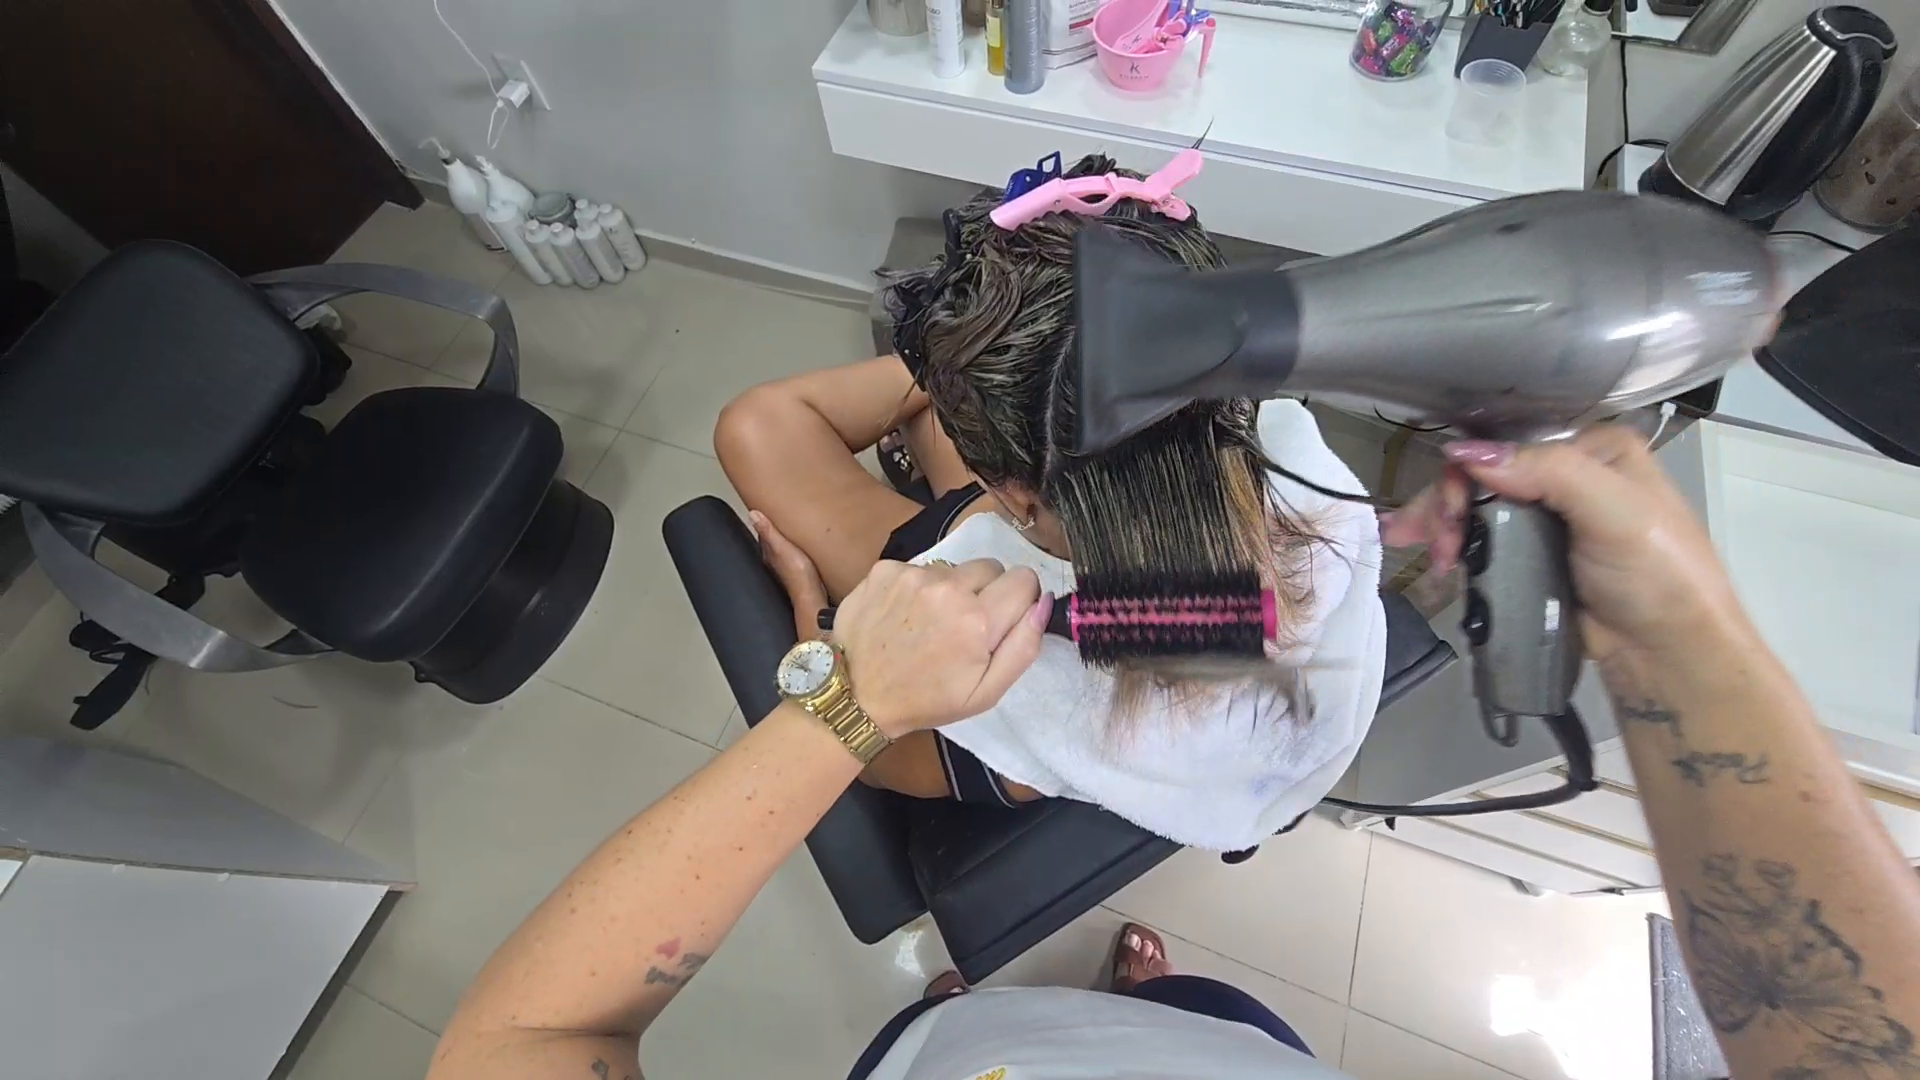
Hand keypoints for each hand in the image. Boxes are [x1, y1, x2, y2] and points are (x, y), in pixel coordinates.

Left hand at [750, 510, 828, 641]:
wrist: (810, 594)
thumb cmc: (797, 572)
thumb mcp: (783, 547)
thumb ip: (769, 531)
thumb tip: (752, 513)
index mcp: (768, 552)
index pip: (762, 534)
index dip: (765, 521)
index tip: (767, 510)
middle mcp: (773, 560)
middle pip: (771, 542)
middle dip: (774, 531)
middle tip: (778, 517)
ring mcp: (784, 567)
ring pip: (780, 549)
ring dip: (783, 540)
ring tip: (788, 529)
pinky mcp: (796, 572)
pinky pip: (791, 556)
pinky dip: (792, 549)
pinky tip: (798, 548)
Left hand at [830, 559, 1050, 735]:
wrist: (857, 695)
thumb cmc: (927, 698)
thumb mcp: (986, 692)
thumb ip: (1024, 646)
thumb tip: (1043, 602)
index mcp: (977, 619)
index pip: (1024, 579)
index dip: (1019, 599)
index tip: (1002, 619)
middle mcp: (948, 588)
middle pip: (992, 567)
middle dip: (985, 592)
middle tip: (963, 626)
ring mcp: (913, 575)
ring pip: (955, 567)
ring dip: (951, 589)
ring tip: (929, 623)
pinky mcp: (886, 569)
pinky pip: (920, 567)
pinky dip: (918, 587)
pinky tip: (905, 615)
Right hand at [1382, 425, 1748, 664]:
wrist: (1663, 651)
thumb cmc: (1658, 577)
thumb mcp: (1616, 514)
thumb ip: (1550, 473)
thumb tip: (1465, 453)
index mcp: (1593, 451)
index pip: (1506, 447)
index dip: (1467, 476)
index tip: (1451, 515)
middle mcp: (1564, 475)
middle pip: (1478, 478)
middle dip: (1446, 509)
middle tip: (1439, 548)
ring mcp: (1542, 516)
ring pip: (1468, 507)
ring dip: (1439, 530)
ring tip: (1438, 562)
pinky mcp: (1524, 551)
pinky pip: (1473, 537)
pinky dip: (1445, 545)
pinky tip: (1432, 559)